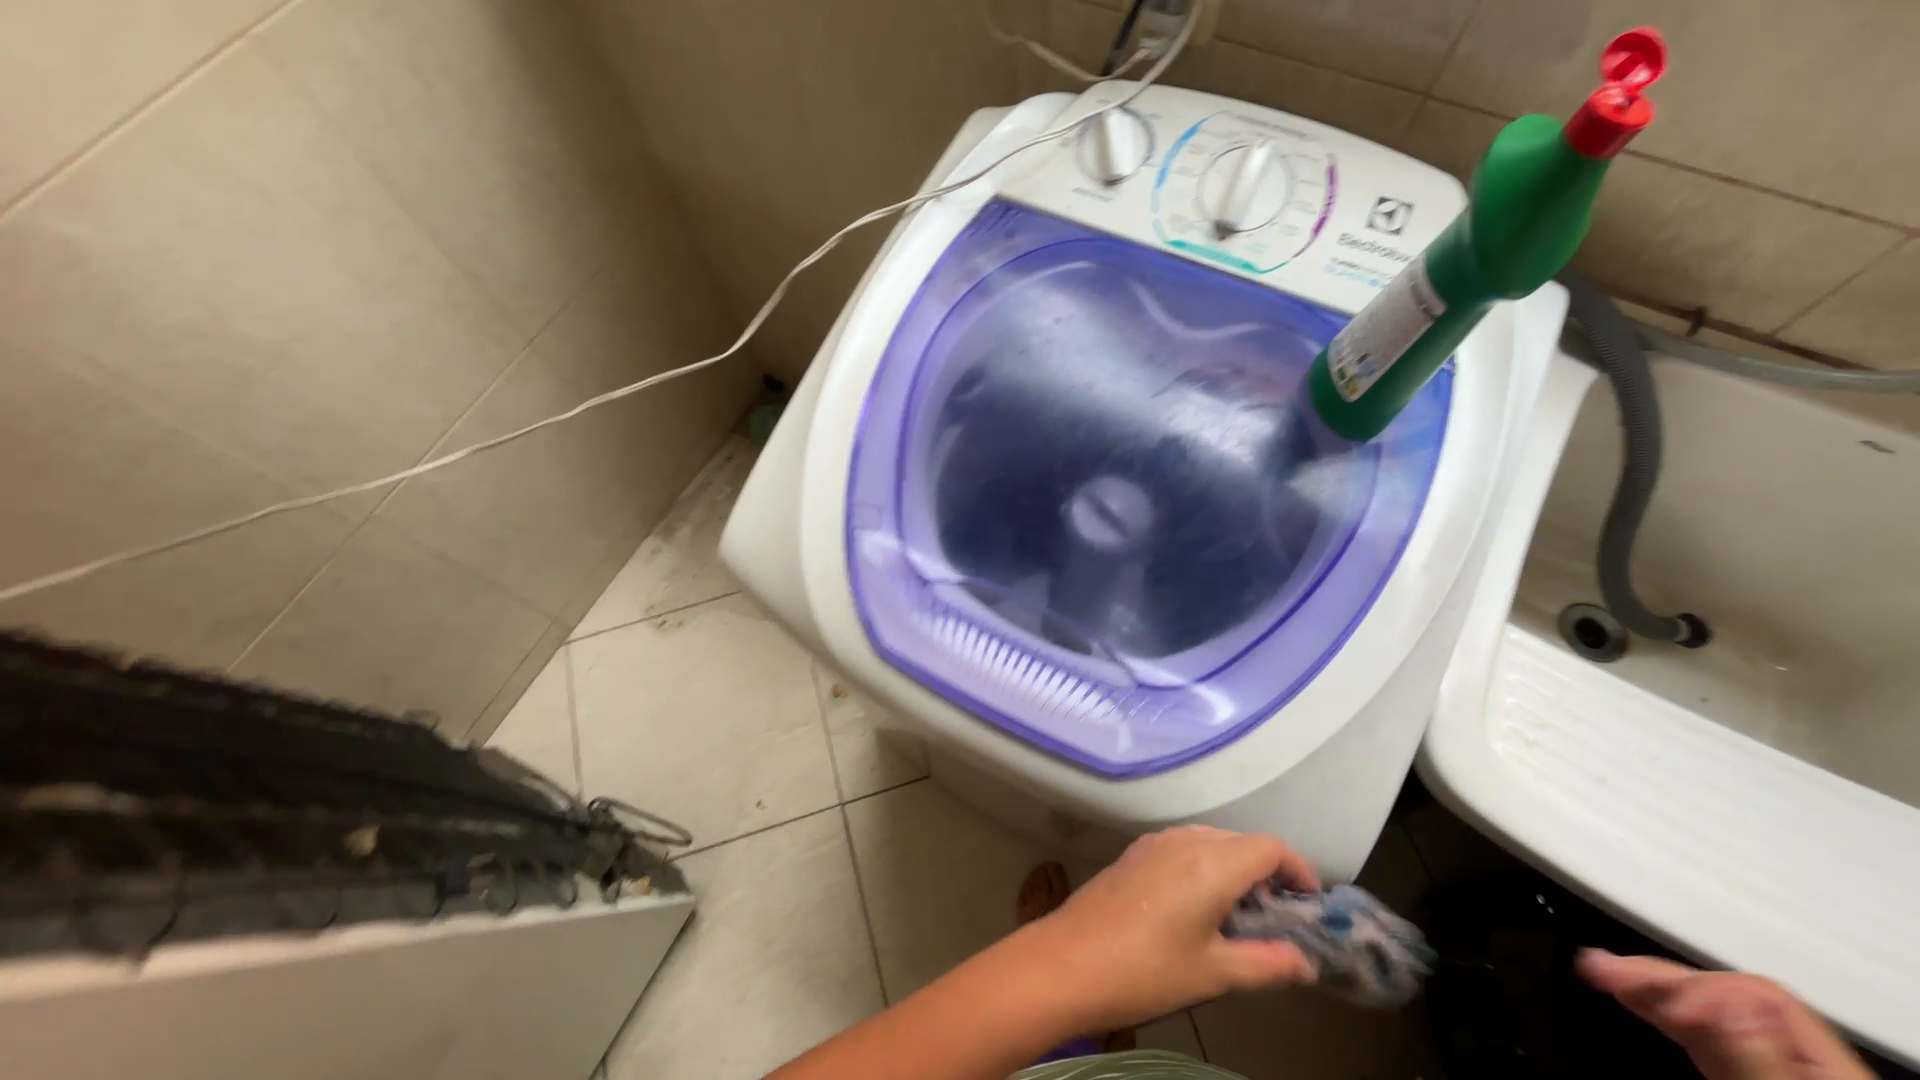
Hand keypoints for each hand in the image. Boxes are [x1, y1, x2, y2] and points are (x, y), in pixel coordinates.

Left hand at [1022, 825, 1320, 1031]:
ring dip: (1234, 867)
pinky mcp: (1132, 855)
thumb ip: (1267, 964)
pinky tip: (1198, 906)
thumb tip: (1305, 964)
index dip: (1299, 870)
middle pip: (1241, 841)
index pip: (1270, 847)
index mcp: (1212, 862)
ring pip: (1210, 841)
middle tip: (1279, 916)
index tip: (1310, 902)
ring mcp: (1153, 844)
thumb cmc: (1146, 970)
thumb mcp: (1215, 974)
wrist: (1066, 962)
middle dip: (1268, 871)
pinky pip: (1182, 847)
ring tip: (1241, 914)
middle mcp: (1184, 840)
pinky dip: (1204, 866)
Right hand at [1577, 950, 1873, 1079]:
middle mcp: (1804, 1066)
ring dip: (1652, 988)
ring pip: (1711, 1014)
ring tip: (1598, 969)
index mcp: (1829, 1072)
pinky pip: (1704, 1037)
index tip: (1655, 1005)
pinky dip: (1662, 1014)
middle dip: (1662, 980)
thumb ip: (1759, 1066)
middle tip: (1597, 966)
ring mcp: (1775, 1072)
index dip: (1702, 991)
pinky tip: (1632, 999)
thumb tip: (1727, 1004)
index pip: (1762, 1001)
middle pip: (1732, 1001)